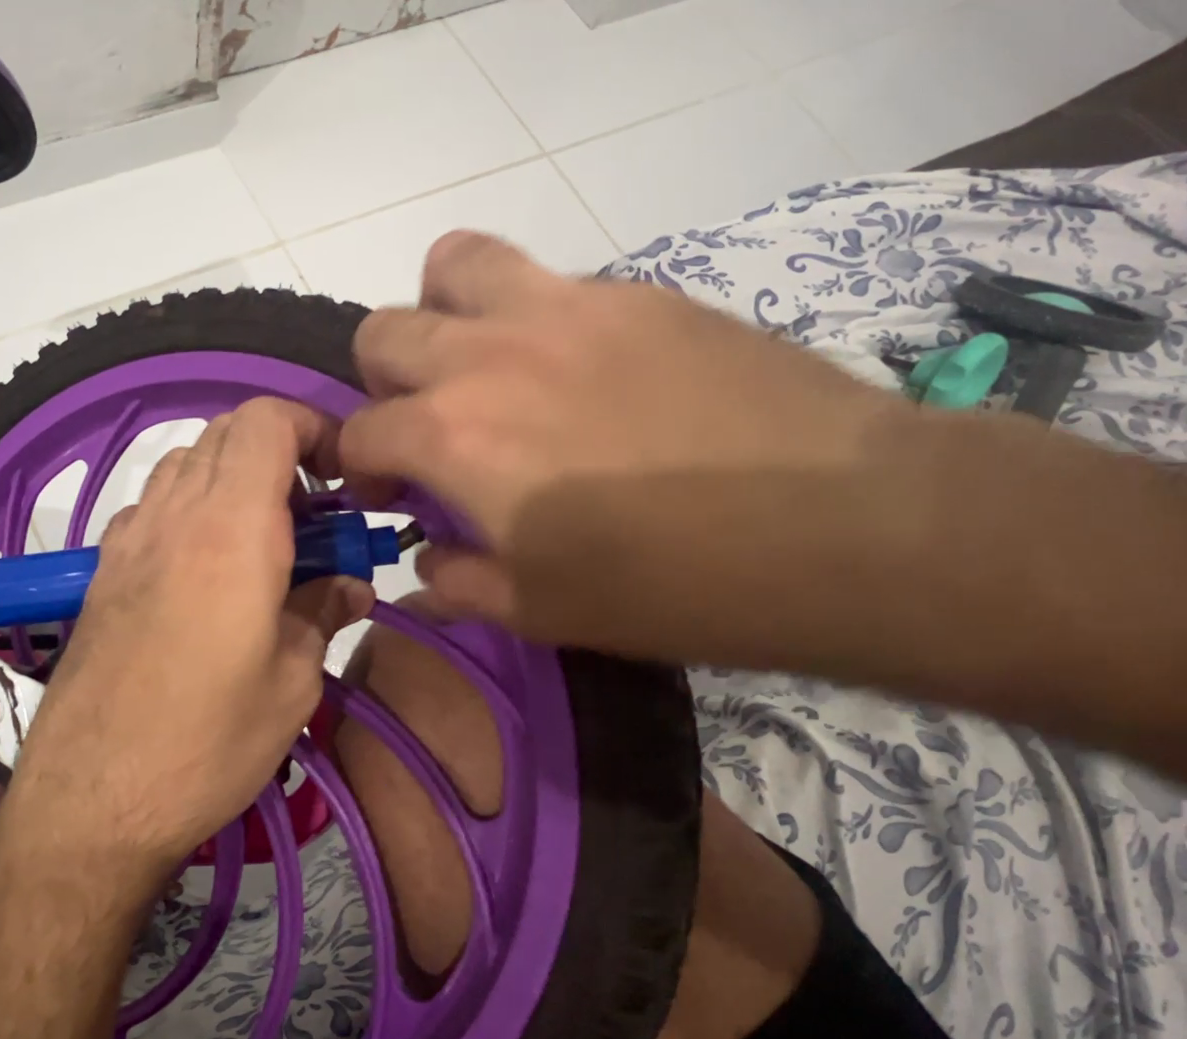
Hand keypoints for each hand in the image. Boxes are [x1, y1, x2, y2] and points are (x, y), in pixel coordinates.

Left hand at [0, 397, 373, 874]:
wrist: (91, 799)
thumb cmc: (207, 744)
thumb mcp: (292, 686)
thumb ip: (321, 613)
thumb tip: (347, 584)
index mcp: (232, 529)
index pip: (266, 420)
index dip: (313, 427)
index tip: (344, 478)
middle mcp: (173, 515)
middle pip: (226, 433)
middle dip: (280, 453)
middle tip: (313, 516)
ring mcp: (127, 540)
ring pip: (185, 464)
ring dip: (232, 479)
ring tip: (264, 543)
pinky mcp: (100, 572)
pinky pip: (152, 507)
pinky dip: (189, 509)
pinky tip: (205, 572)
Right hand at [339, 230, 928, 670]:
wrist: (845, 524)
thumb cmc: (674, 585)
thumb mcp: (541, 611)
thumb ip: (459, 581)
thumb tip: (429, 562)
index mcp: (452, 435)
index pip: (359, 432)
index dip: (360, 470)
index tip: (393, 499)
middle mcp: (489, 354)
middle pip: (383, 331)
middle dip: (383, 384)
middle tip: (429, 427)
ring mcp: (564, 307)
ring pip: (454, 262)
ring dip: (443, 310)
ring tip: (482, 362)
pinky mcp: (636, 292)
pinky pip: (547, 280)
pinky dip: (531, 317)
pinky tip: (582, 372)